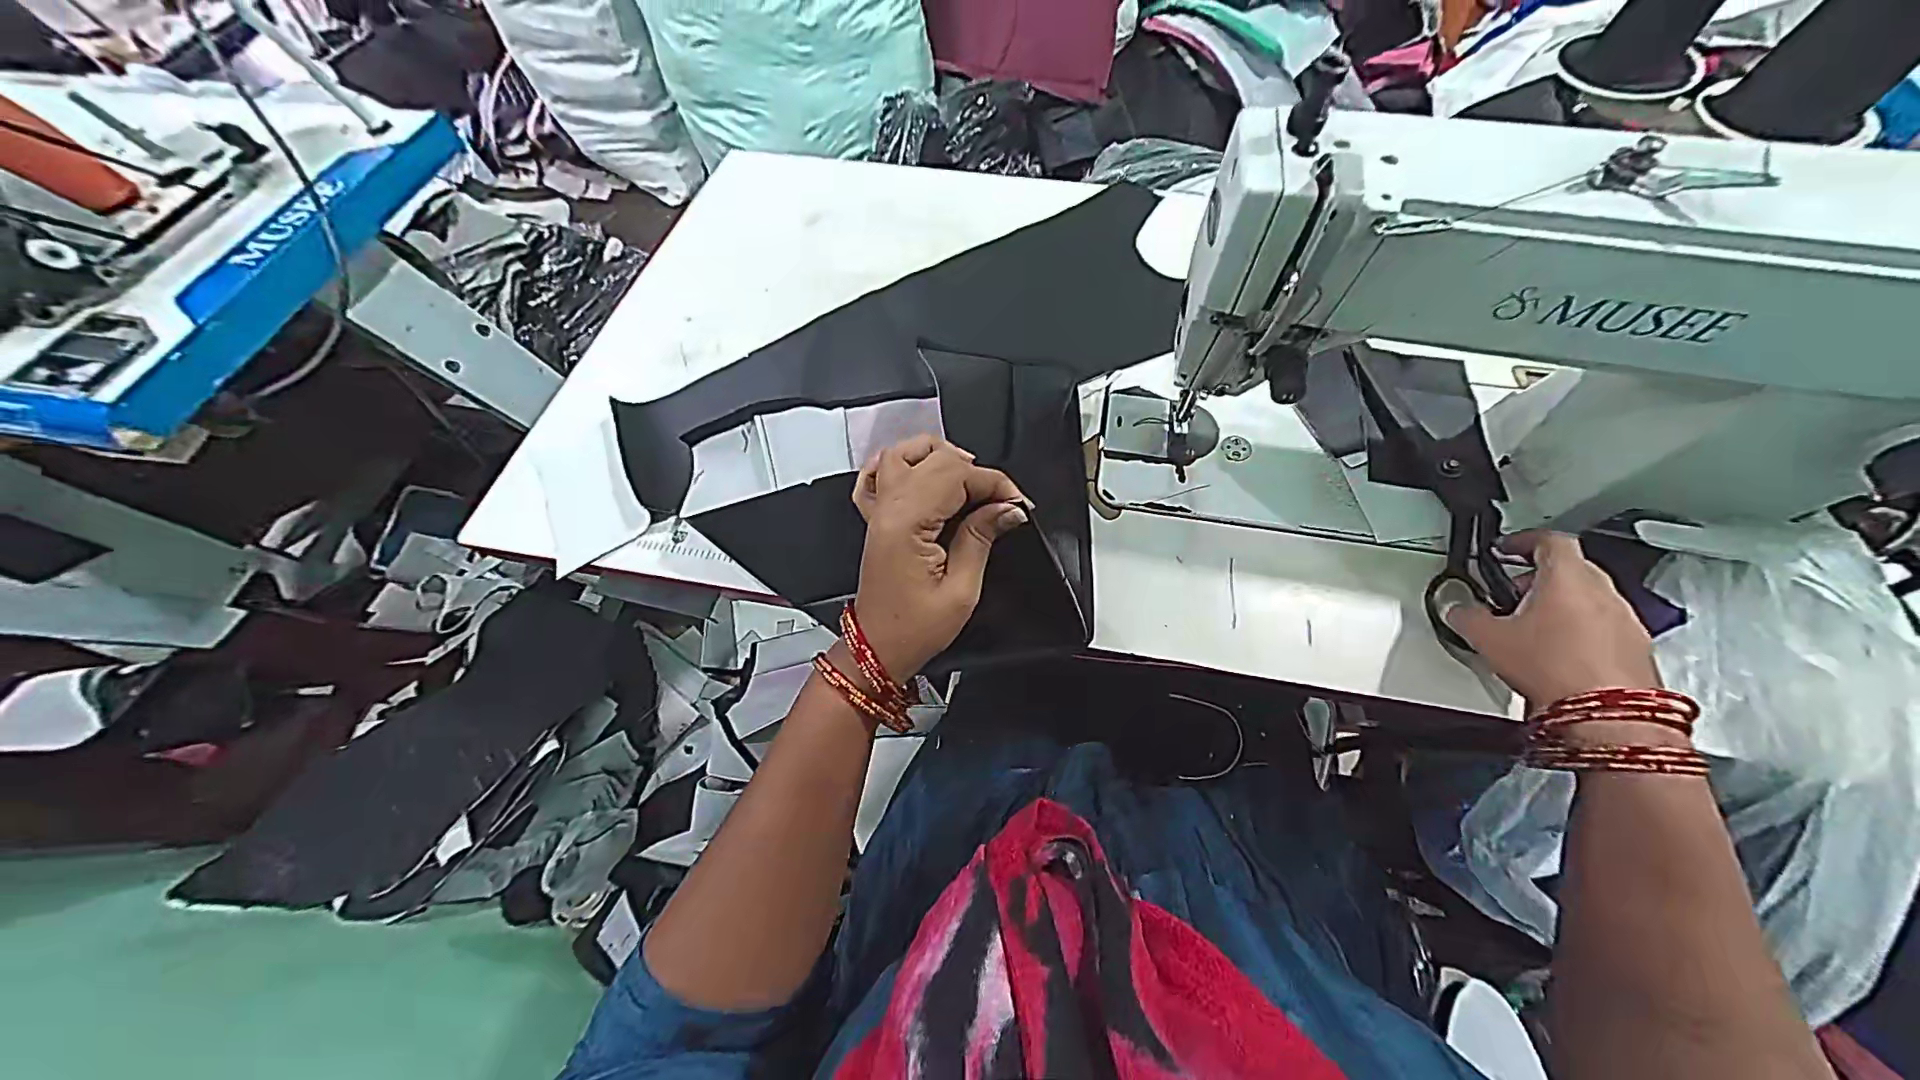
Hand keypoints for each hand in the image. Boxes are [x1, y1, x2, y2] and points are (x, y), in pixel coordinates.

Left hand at [848, 436, 1029, 678]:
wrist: (878, 649)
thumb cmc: (912, 629)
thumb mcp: (961, 590)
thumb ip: (981, 538)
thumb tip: (1007, 509)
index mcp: (907, 525)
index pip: (955, 475)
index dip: (995, 483)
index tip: (1017, 503)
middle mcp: (887, 510)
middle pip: (935, 459)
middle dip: (976, 472)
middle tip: (1002, 500)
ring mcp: (879, 512)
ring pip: (904, 454)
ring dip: (941, 458)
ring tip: (969, 480)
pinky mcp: (877, 519)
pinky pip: (879, 474)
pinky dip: (904, 465)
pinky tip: (925, 475)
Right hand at [1438, 532, 1662, 709]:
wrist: (1607, 714)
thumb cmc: (1557, 669)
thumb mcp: (1488, 637)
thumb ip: (1467, 616)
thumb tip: (1459, 610)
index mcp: (1567, 578)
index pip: (1550, 540)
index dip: (1524, 541)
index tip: (1507, 548)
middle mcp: (1603, 593)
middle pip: (1571, 567)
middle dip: (1538, 575)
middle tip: (1512, 589)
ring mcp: (1624, 620)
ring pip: (1588, 597)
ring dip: (1560, 603)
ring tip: (1530, 624)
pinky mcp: (1634, 647)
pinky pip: (1603, 625)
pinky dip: (1578, 628)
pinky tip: (1554, 650)